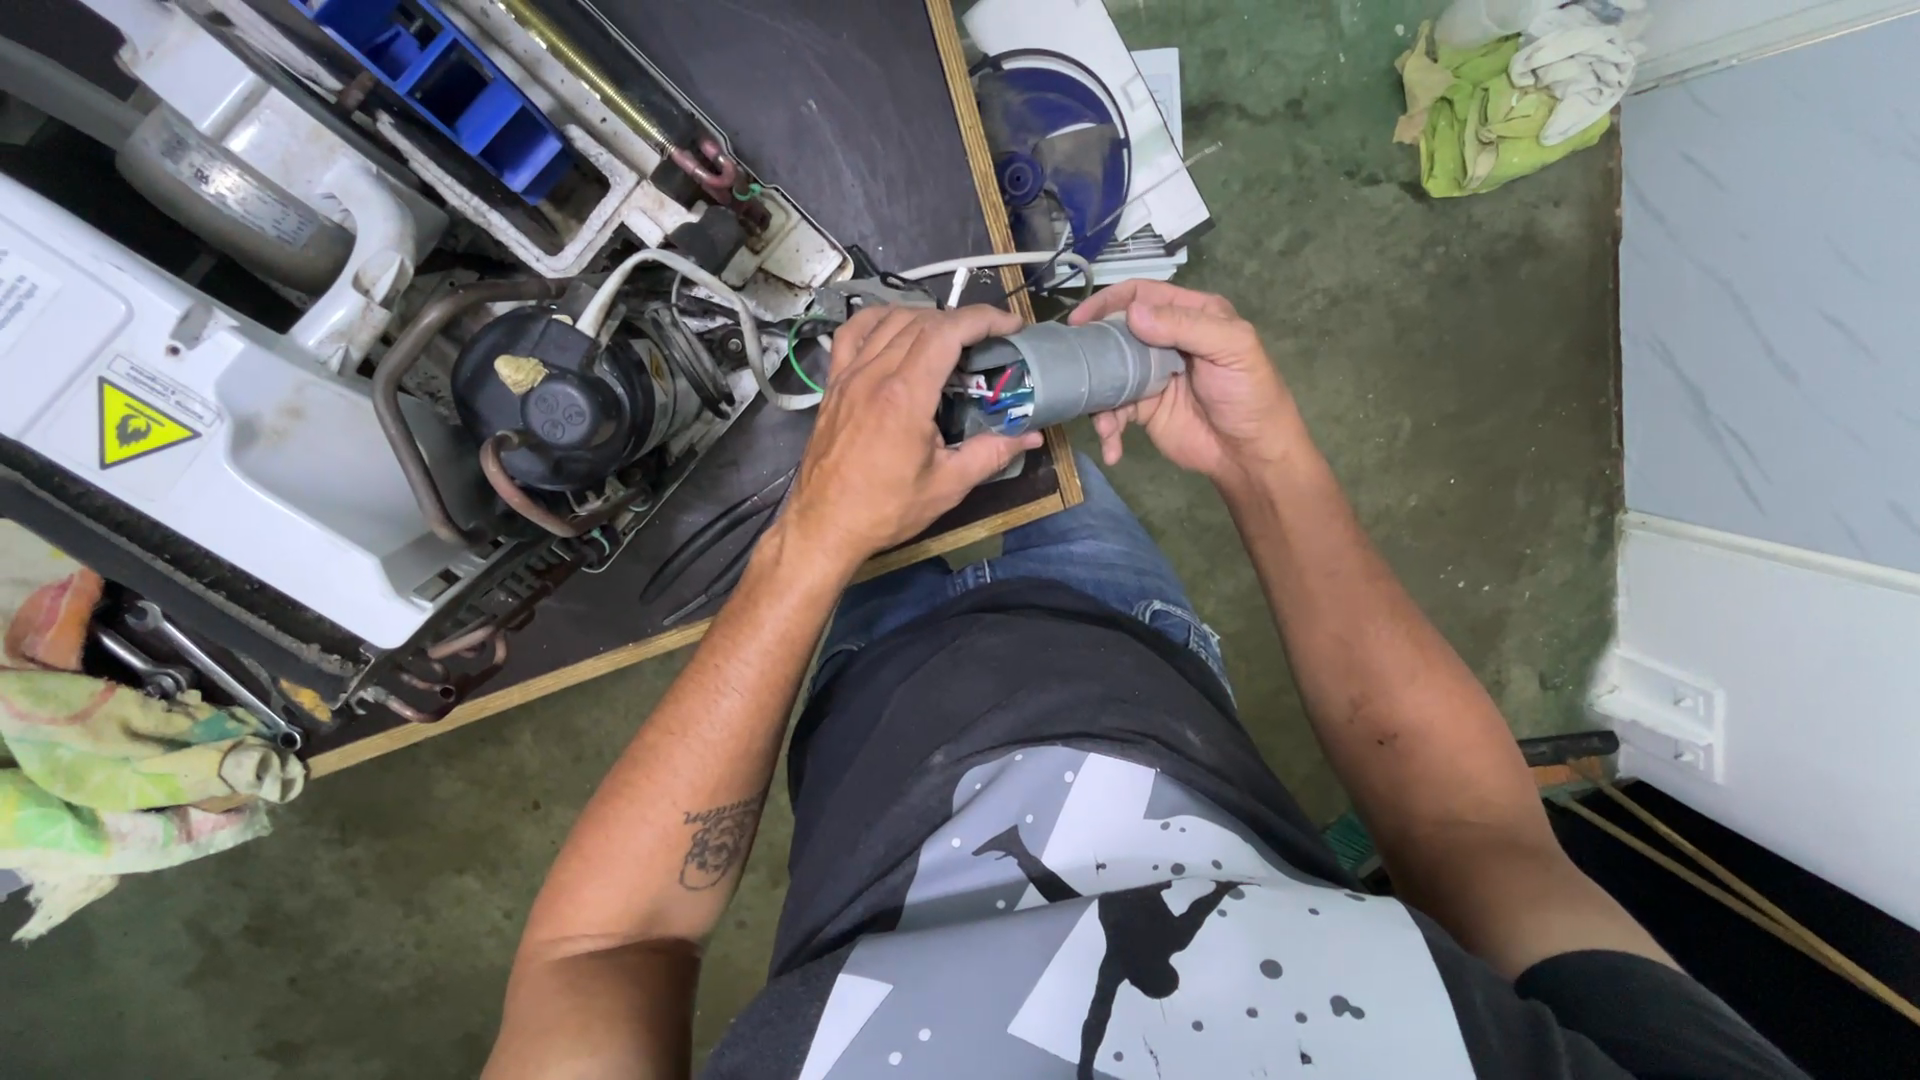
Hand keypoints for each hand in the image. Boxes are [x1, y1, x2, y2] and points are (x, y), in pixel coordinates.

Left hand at [778, 304, 1043, 567]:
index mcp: (905, 395)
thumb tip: (1030, 436)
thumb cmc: (886, 509)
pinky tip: (895, 327)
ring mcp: (848, 376)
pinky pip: (852, 334)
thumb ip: (991, 453)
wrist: (825, 525)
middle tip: (989, 340)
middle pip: (922, 321)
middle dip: (961, 321)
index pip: (947, 332)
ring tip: (950, 336)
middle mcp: (874, 374)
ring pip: (888, 321)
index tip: (1010, 326)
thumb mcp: (947, 485)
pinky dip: (878, 320)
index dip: (983, 319)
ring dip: (925, 317)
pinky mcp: (833, 385)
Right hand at [1069, 280, 1301, 486]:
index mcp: (1191, 315)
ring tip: (1103, 424)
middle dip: (1093, 350)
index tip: (1081, 321)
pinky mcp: (1144, 410)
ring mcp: (1152, 376)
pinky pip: (1114, 412)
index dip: (1109, 302)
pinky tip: (1112, 447)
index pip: (1142, 294)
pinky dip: (1108, 430)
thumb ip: (1184, 325)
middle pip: (1117, 333)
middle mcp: (1167, 340)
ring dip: (1098, 398)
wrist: (1250, 453)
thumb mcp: (1231, 348)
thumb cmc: (1250, 394)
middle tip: (1072, 366)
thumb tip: (1133, 313)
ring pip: (1109, 375)